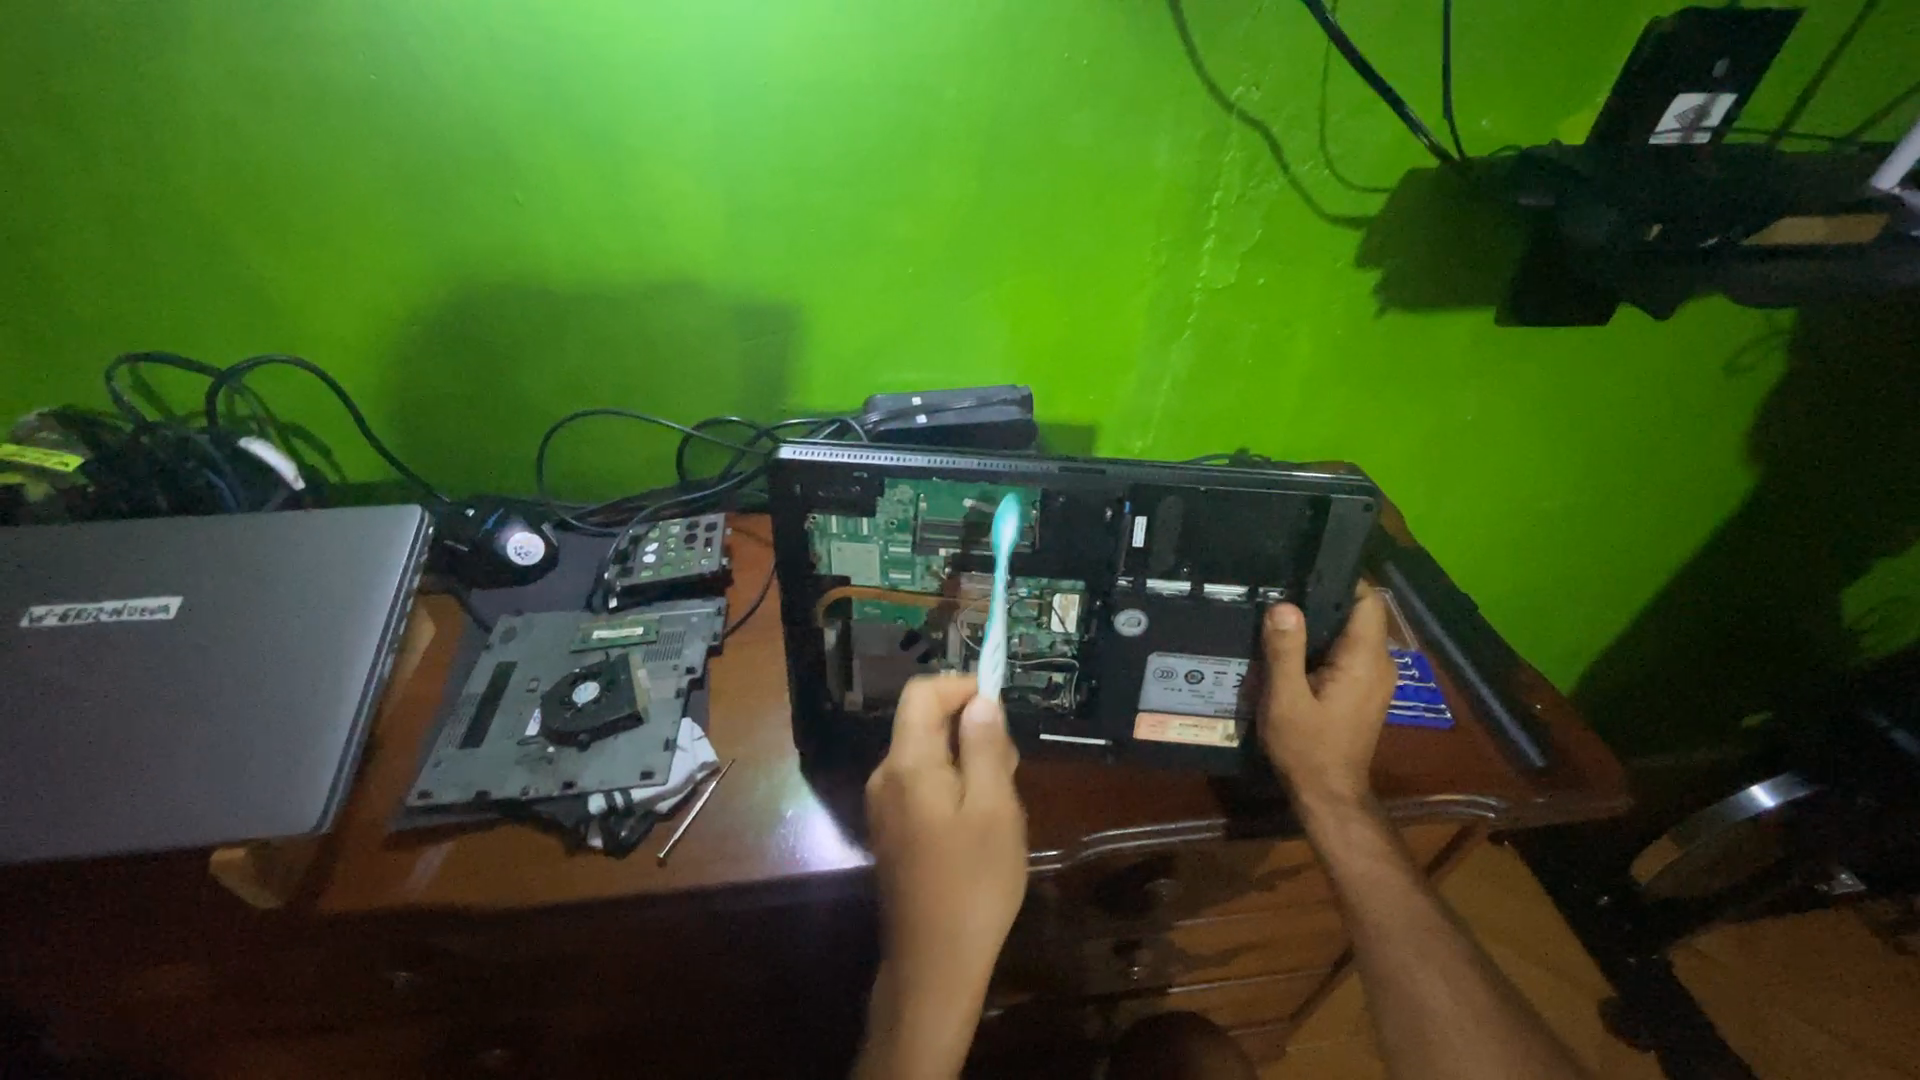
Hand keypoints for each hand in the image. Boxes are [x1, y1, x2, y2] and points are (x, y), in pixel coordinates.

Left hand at [857, 675, 1026, 1077]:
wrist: (933, 964)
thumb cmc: (973, 883)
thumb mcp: (994, 808)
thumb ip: (986, 746)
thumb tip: (980, 699)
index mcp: (907, 763)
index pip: (921, 693)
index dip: (961, 686)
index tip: (1000, 709)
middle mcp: (885, 776)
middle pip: (926, 723)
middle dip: (971, 731)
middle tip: (1011, 772)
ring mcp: (884, 805)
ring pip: (929, 756)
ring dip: (968, 763)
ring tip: (1000, 808)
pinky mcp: (891, 830)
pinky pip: (923, 785)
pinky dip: (954, 787)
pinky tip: (979, 828)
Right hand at [1259, 582, 1396, 810]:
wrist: (1328, 793)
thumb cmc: (1306, 747)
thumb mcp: (1285, 699)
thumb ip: (1285, 651)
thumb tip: (1284, 605)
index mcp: (1365, 659)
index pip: (1367, 601)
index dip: (1340, 581)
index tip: (1302, 573)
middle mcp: (1379, 663)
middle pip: (1359, 613)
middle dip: (1322, 599)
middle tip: (1280, 591)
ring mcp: (1375, 678)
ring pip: (1352, 632)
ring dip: (1320, 622)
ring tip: (1280, 615)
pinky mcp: (1364, 689)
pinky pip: (1348, 651)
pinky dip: (1323, 643)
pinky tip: (1291, 648)